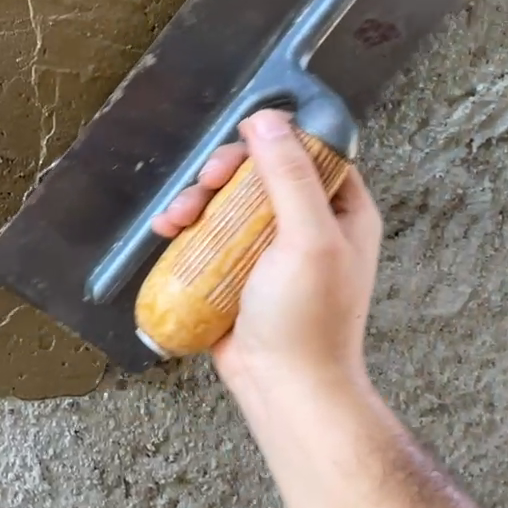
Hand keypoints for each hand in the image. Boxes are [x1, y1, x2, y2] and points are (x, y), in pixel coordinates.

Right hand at [150, 108, 382, 395]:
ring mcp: (268, 247)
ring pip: (225, 200)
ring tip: (176, 219)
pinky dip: (185, 226)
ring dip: (195, 200)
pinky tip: (167, 232)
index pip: (308, 154)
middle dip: (222, 174)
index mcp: (340, 211)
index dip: (271, 143)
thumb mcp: (307, 240)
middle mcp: (306, 223)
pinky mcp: (235, 267)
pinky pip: (207, 231)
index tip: (240, 148)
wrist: (282, 387)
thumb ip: (289, 177)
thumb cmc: (308, 320)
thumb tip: (267, 119)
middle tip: (205, 186)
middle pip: (257, 173)